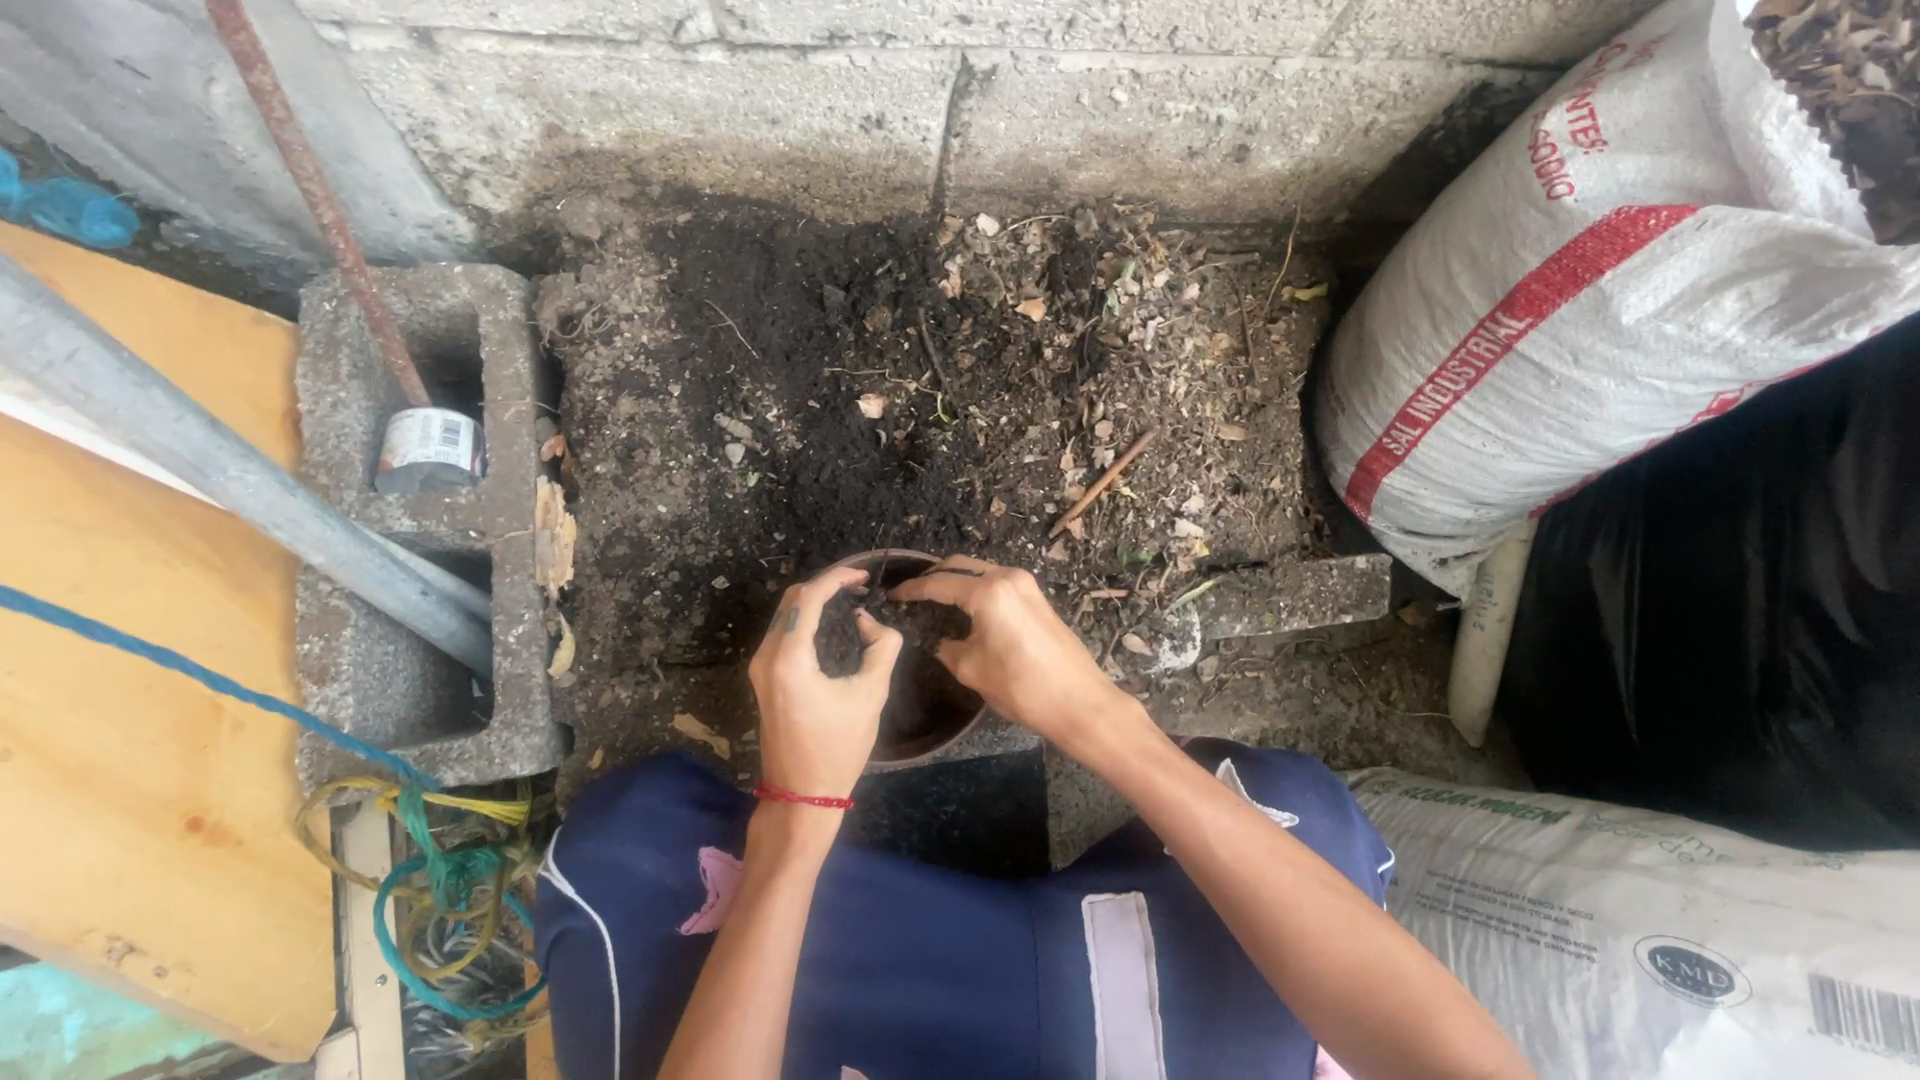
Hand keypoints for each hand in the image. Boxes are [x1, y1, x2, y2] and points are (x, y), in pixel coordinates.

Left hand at [748, 566, 902, 800]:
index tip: (862, 577)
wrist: (802, 792)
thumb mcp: (871, 694)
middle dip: (825, 585)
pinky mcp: (763, 677)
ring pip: (784, 614)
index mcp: (789, 659)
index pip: (808, 598)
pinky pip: (783, 633)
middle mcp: (766, 657)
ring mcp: (760, 668)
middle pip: (791, 600)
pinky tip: (830, 623)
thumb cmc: (838, 747)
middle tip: (858, 587)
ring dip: (814, 601)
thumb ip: (881, 647)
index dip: (836, 578)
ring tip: (848, 600)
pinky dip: (805, 619)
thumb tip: (868, 622)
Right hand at [890, 555, 1140, 747]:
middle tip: (912, 592)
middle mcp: (1008, 577)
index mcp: (988, 591)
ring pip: (981, 571)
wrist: (1078, 701)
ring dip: (957, 580)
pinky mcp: (1037, 598)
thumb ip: (949, 649)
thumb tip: (943, 642)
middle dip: (934, 576)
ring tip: (934, 597)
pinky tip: (965, 605)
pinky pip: (998, 583)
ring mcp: (1026, 585)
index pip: (939, 583)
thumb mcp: (972, 669)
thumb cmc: (1021, 686)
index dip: (913, 590)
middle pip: (961, 566)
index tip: (893, 596)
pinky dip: (977, 588)